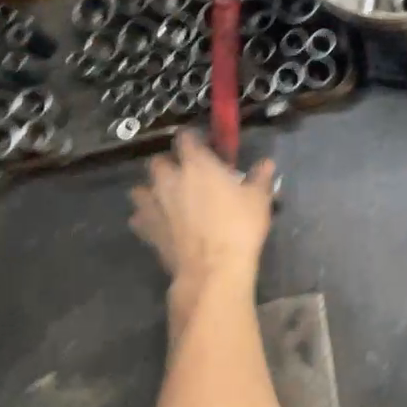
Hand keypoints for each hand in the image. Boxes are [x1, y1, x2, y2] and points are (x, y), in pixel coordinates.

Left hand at [130, 131, 276, 285]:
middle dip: (170, 164)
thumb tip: (266, 164)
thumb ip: (260, 178)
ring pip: (141, 188)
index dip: (194, 140)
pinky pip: (139, 215)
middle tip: (187, 176)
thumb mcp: (259, 200)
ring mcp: (152, 203)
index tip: (204, 146)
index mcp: (197, 164)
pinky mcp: (145, 227)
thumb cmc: (240, 227)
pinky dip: (148, 216)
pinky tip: (162, 223)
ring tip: (169, 200)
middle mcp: (169, 178)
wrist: (213, 268)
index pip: (185, 138)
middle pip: (158, 161)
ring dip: (153, 190)